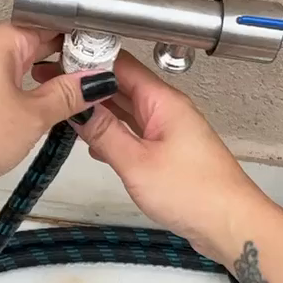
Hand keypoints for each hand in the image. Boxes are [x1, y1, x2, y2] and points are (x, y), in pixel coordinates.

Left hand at [0, 24, 119, 195]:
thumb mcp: (33, 115)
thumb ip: (68, 96)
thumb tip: (93, 81)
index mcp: (2, 40)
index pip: (54, 27)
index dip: (83, 41)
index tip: (104, 59)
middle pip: (37, 45)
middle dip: (67, 63)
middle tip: (94, 84)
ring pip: (21, 67)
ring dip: (46, 81)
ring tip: (70, 102)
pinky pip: (5, 86)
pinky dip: (26, 95)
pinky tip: (38, 113)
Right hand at [43, 51, 277, 265]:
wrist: (231, 225)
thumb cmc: (195, 194)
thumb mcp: (137, 163)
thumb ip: (104, 133)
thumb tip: (78, 108)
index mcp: (163, 102)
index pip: (120, 65)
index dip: (87, 58)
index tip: (57, 58)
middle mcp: (167, 111)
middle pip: (122, 85)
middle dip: (88, 84)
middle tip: (52, 82)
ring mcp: (168, 132)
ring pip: (126, 110)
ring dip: (98, 109)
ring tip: (64, 108)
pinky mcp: (168, 154)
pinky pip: (134, 133)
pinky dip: (112, 134)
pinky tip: (93, 143)